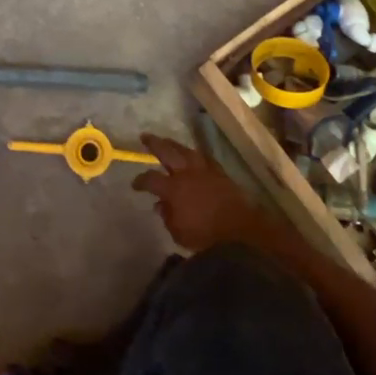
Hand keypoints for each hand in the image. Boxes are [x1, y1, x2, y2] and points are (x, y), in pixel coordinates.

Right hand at [132, 133, 271, 252]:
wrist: (240, 234)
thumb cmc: (205, 237)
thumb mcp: (178, 232)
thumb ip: (167, 216)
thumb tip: (160, 205)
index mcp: (173, 188)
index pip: (151, 179)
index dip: (140, 180)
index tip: (135, 184)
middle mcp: (187, 174)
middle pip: (167, 152)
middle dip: (154, 143)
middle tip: (145, 137)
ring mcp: (205, 171)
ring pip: (187, 151)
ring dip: (175, 145)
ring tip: (168, 142)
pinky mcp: (220, 174)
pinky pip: (205, 158)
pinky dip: (196, 155)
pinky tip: (194, 155)